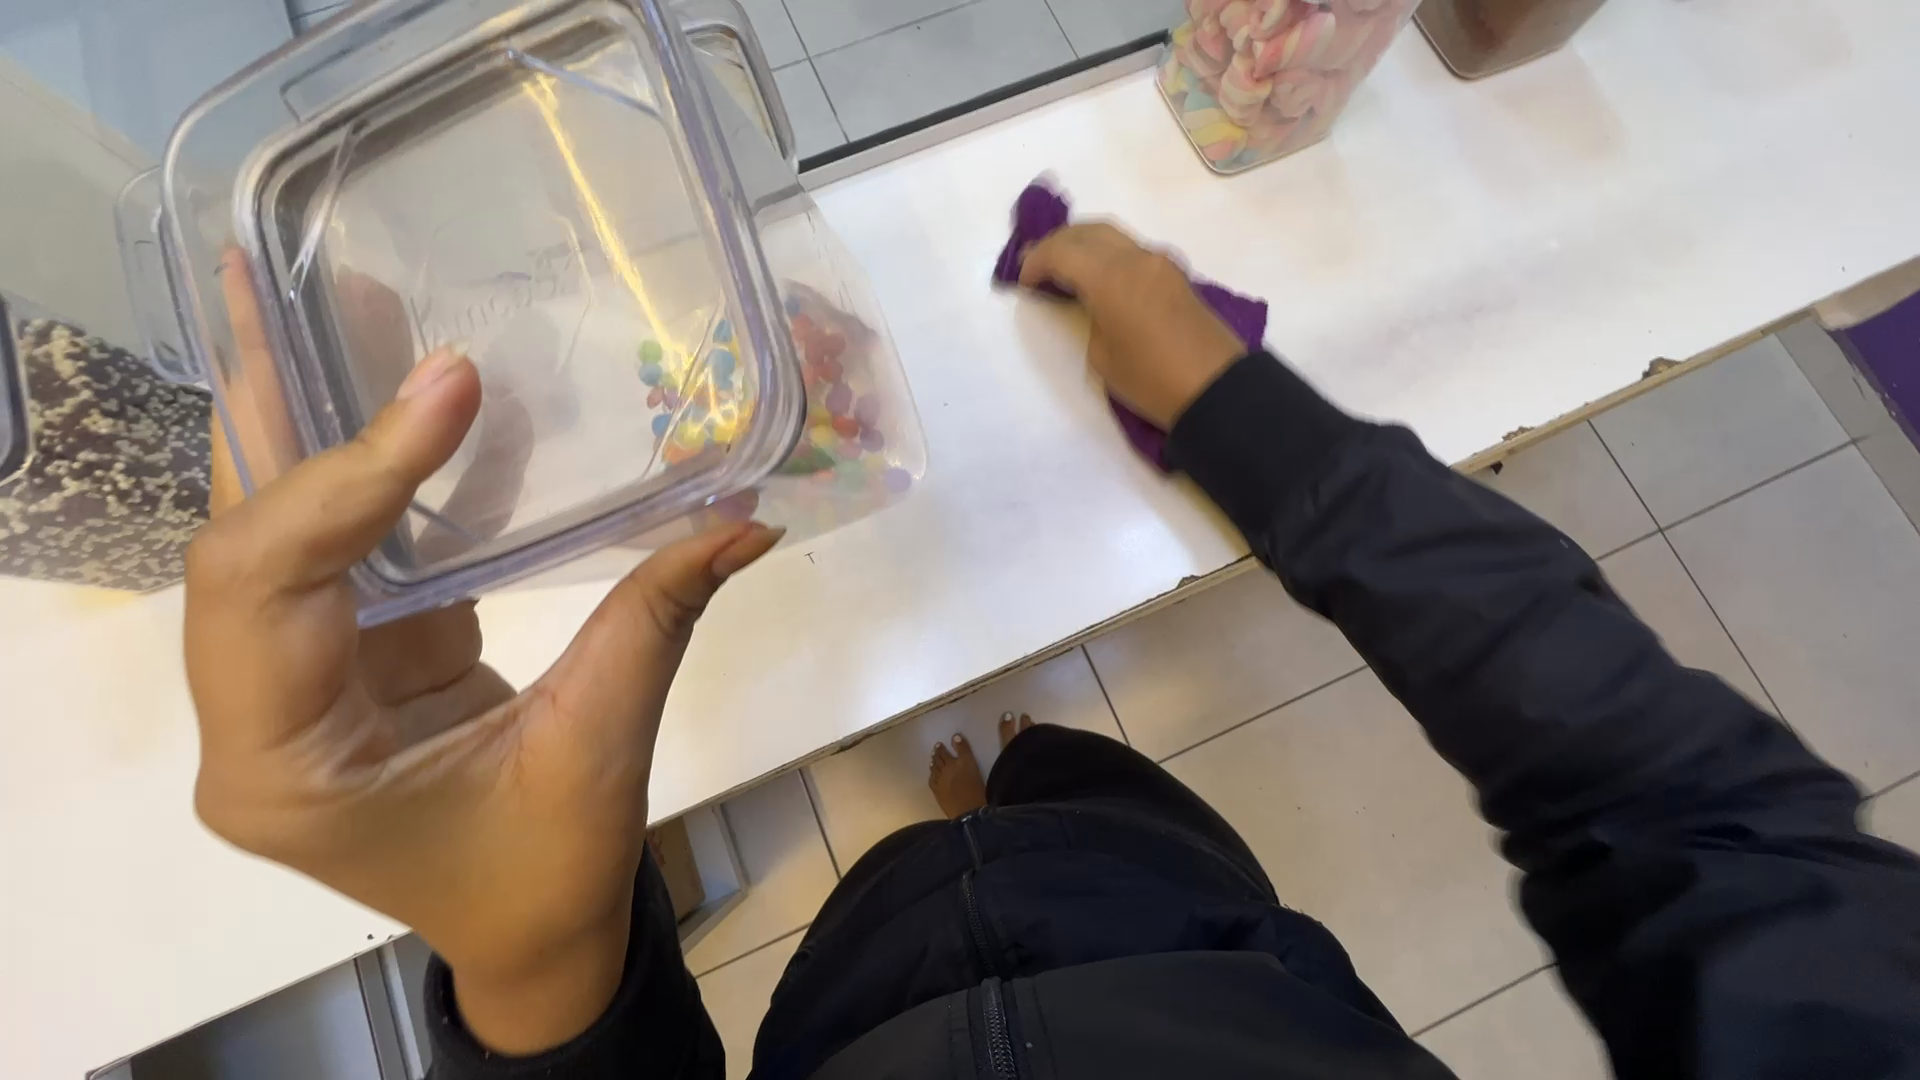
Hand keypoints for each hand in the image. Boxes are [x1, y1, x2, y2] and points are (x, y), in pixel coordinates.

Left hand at [187, 346, 781, 1054]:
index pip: (269, 588)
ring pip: (279, 535)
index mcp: (286, 759)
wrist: (536, 928)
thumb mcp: (604, 740)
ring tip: (321, 311)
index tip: (448, 388)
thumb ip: (660, 616)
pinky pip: (347, 553)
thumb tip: (748, 522)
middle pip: (237, 541)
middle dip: (268, 409)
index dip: (353, 479)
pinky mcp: (357, 661)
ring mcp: (300, 682)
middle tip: (281, 281)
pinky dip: (373, 477)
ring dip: (305, 425)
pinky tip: (401, 408)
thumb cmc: (553, 861)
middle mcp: (260, 711)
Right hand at [1020, 223, 1246, 428]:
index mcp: (1113, 277)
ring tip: (1064, 267)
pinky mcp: (1175, 276)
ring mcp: (1161, 263)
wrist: (1215, 390)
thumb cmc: (1151, 380)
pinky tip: (1096, 277)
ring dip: (1084, 245)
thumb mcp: (1102, 357)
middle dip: (1058, 243)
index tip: (1022, 282)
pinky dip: (1106, 255)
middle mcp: (1137, 258)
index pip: (1063, 251)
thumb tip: (1094, 303)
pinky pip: (1131, 252)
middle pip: (1089, 231)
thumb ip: (1090, 319)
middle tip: (1036, 263)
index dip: (1037, 261)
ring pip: (1113, 236)